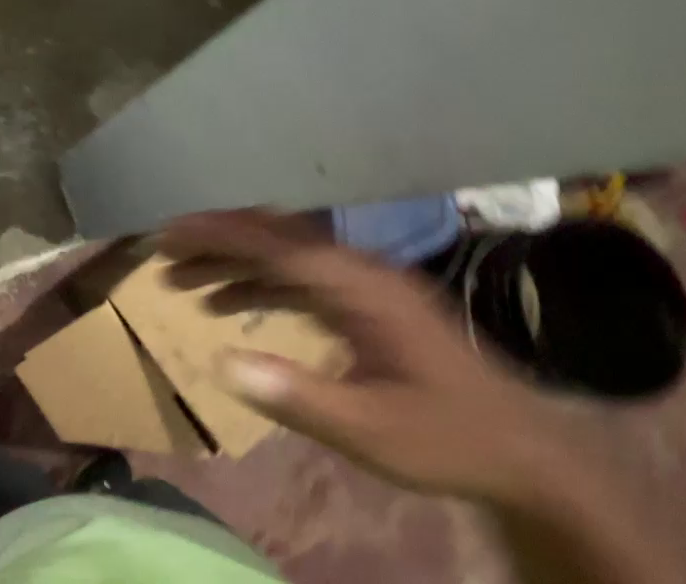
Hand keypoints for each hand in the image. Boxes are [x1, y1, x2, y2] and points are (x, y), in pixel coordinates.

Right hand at [159, 209, 583, 507]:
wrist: (523, 452)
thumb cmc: (447, 439)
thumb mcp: (369, 429)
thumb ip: (295, 396)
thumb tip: (220, 362)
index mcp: (361, 287)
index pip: (275, 244)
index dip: (217, 234)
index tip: (167, 232)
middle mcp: (359, 272)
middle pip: (275, 239)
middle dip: (215, 241)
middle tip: (162, 253)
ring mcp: (365, 286)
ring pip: (284, 257)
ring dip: (231, 263)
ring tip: (180, 281)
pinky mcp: (366, 307)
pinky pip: (300, 281)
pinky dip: (258, 286)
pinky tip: (227, 306)